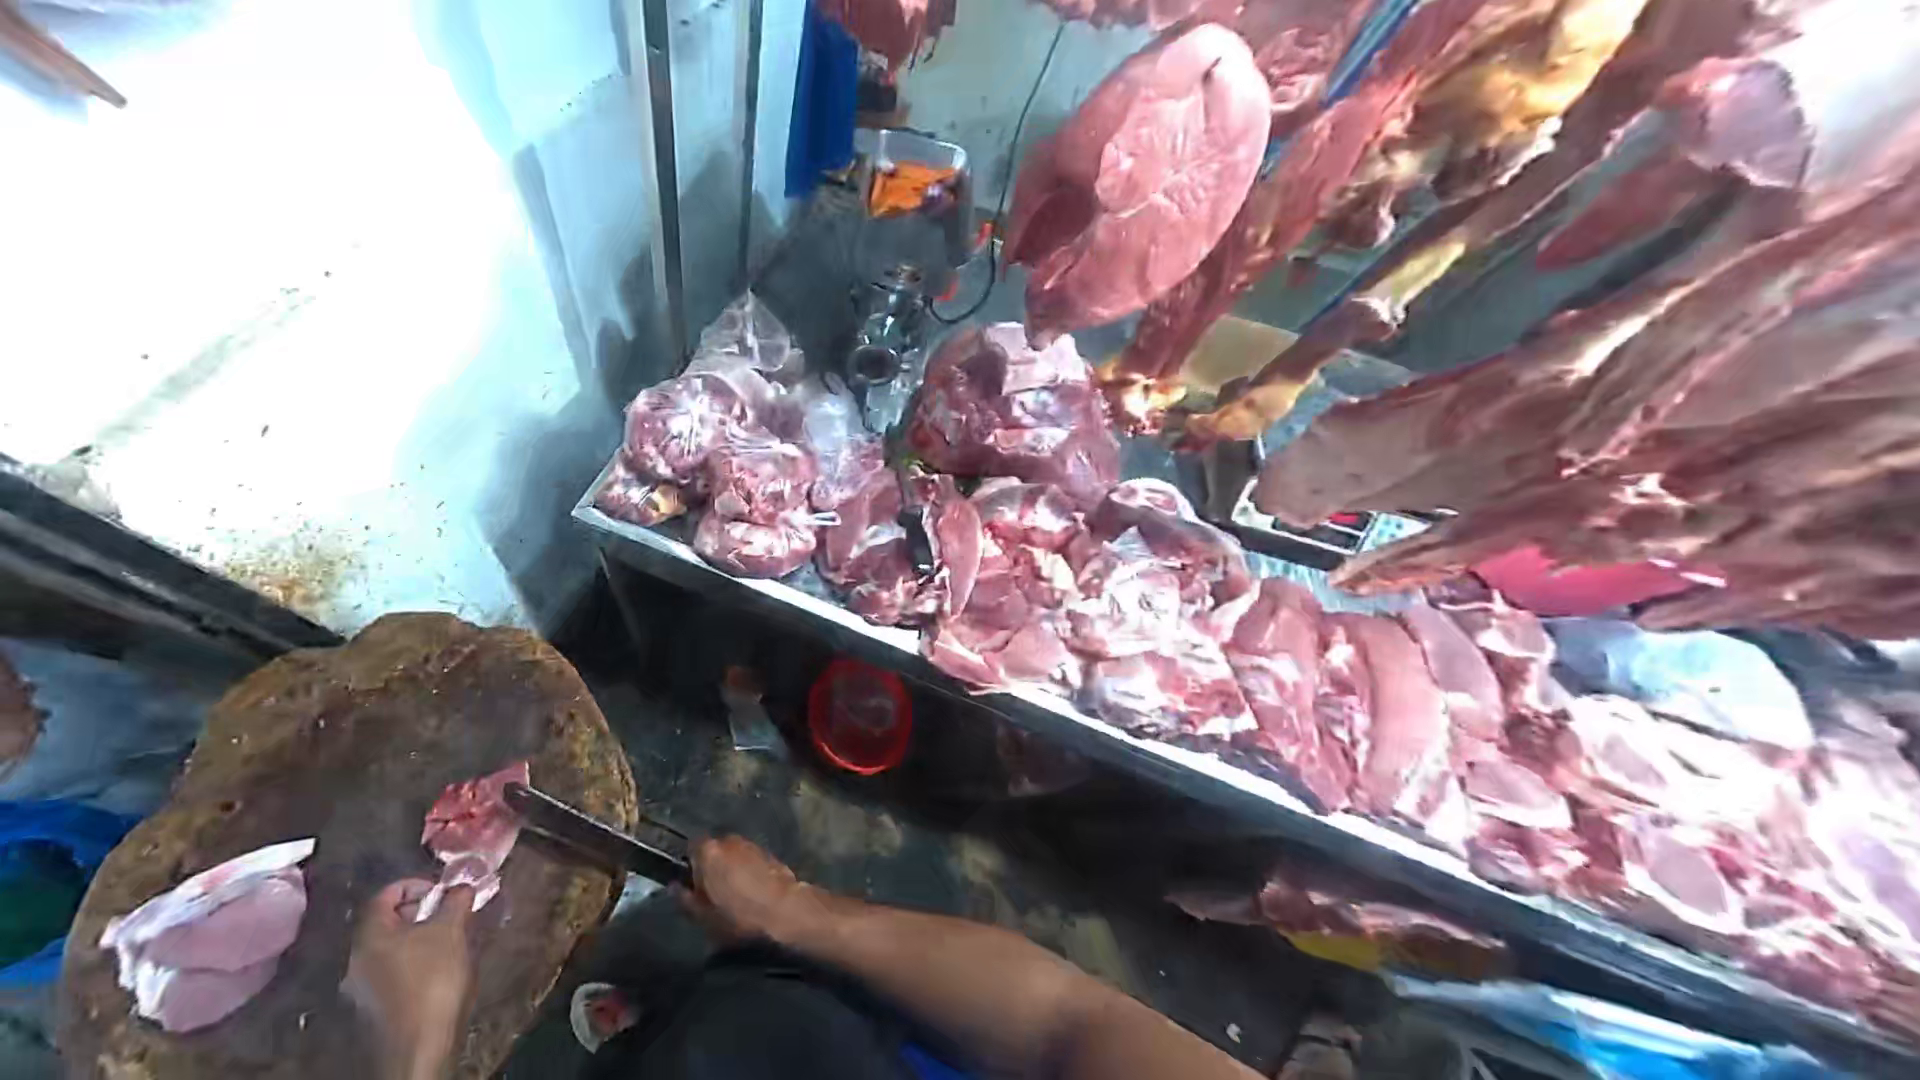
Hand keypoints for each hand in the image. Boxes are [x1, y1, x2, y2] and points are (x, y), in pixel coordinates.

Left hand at [344, 878, 474, 1079]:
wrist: (421, 1039)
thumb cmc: (433, 975)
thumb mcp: (451, 929)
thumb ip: (456, 900)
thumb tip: (462, 885)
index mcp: (371, 937)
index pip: (384, 895)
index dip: (414, 883)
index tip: (443, 888)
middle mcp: (359, 958)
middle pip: (388, 919)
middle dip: (423, 907)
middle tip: (453, 907)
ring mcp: (365, 983)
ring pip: (394, 943)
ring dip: (424, 930)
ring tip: (455, 931)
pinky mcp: (378, 1000)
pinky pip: (397, 963)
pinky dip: (419, 952)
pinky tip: (444, 959)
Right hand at [681, 835, 817, 945]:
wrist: (784, 909)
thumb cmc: (737, 915)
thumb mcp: (702, 917)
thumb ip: (684, 899)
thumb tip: (675, 886)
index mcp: (709, 851)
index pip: (691, 847)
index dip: (689, 865)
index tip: (690, 884)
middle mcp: (729, 840)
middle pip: (713, 849)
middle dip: (710, 865)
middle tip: (710, 891)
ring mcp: (751, 843)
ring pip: (732, 853)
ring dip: (730, 867)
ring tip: (732, 892)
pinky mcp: (768, 851)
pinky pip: (749, 858)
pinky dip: (746, 869)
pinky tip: (750, 888)